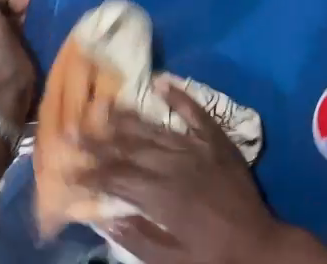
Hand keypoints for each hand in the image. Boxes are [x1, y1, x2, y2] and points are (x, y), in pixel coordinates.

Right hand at [75, 81, 289, 263]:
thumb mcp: (170, 260)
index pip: (117, 178)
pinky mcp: (216, 139)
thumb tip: (104, 217)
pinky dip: (179, 95)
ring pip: (156, 128)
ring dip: (128, 116)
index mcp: (162, 195)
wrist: (259, 243)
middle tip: (73, 127)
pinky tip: (161, 81)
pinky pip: (196, 112)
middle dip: (100, 139)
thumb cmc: (212, 256)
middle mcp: (177, 164)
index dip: (91, 171)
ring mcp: (198, 147)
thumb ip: (136, 239)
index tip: (67, 163)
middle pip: (131, 148)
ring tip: (104, 104)